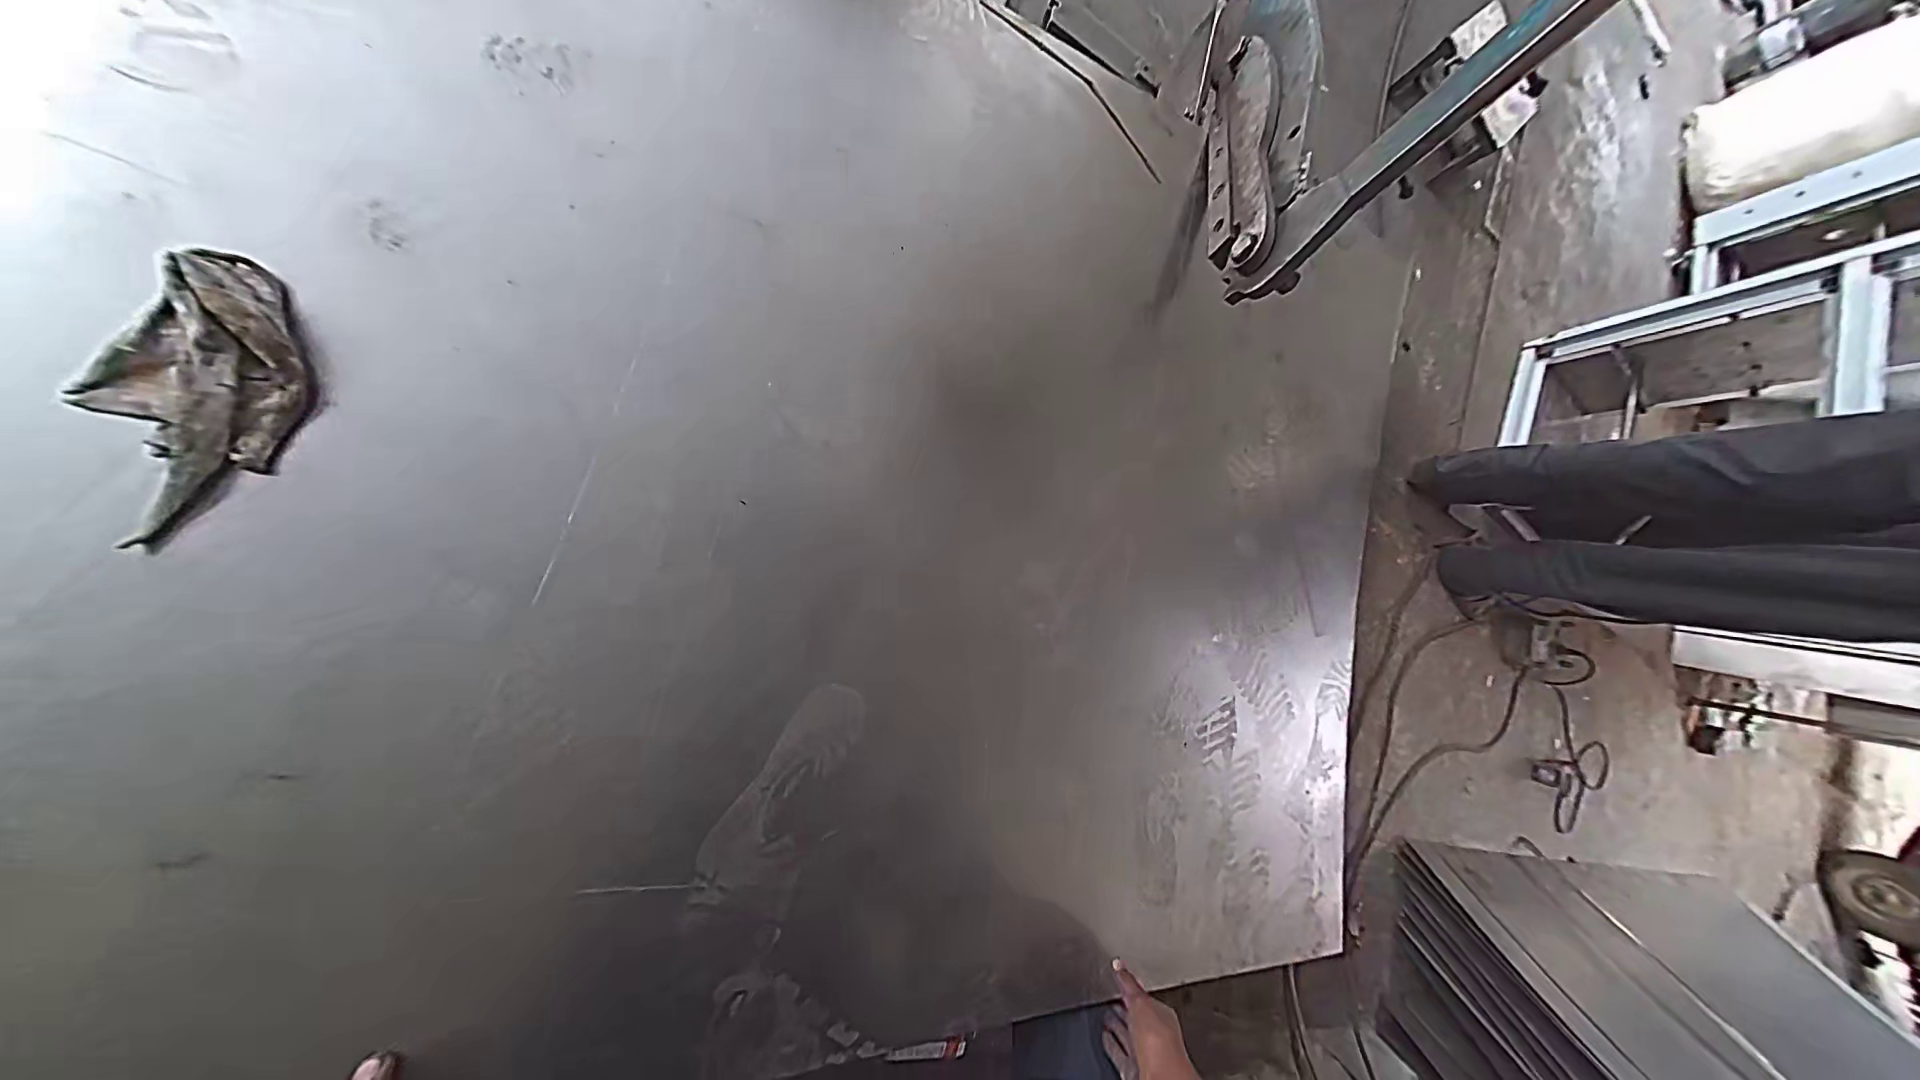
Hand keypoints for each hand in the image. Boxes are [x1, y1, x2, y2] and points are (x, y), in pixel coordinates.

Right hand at [1102, 959, 1200, 1079]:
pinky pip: (1120, 1052)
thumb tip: (1120, 965)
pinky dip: (1112, 1044)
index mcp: (1162, 1015)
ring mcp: (1144, 1052)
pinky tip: (1106, 1038)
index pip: (1143, 997)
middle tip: (1112, 997)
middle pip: (1136, 1017)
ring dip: (1116, 1026)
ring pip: (1127, 1035)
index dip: (1131, 988)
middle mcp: (1155, 1034)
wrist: (1160, 1077)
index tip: (1120, 979)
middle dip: (1124, 1008)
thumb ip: (1129, 984)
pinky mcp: (1133, 1068)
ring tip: (1106, 1016)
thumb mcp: (1140, 1002)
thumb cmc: (1159, 1041)